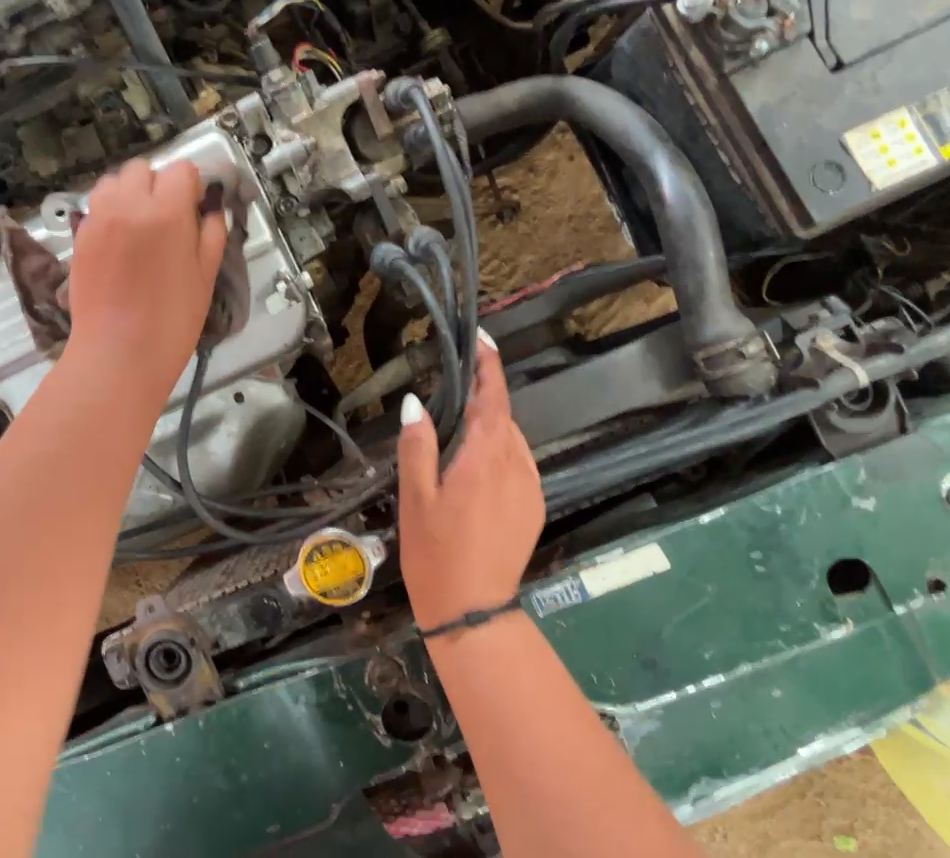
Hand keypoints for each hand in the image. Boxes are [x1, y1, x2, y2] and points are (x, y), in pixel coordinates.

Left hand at [62, 159, 227, 397]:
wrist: (118, 354)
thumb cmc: (172, 322)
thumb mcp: (206, 277)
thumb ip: (211, 235)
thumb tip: (210, 212)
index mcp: (167, 212)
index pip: (181, 169)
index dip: (191, 185)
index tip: (194, 207)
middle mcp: (129, 205)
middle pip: (143, 169)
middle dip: (158, 184)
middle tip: (168, 217)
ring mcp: (99, 219)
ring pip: (113, 182)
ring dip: (129, 193)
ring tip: (139, 224)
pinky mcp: (80, 236)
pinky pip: (96, 207)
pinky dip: (110, 212)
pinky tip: (121, 242)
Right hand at [396, 334, 543, 629]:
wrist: (473, 611)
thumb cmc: (435, 552)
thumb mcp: (415, 498)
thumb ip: (417, 446)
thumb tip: (415, 403)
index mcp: (484, 458)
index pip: (494, 397)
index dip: (489, 364)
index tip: (481, 337)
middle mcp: (516, 465)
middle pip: (503, 416)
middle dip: (483, 395)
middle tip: (452, 387)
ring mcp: (530, 487)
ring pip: (512, 440)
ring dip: (490, 426)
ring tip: (458, 430)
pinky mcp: (534, 506)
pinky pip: (519, 463)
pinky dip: (499, 452)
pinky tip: (475, 468)